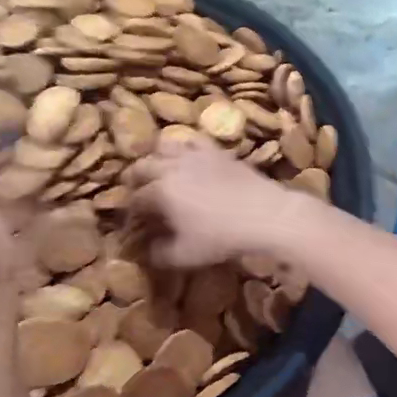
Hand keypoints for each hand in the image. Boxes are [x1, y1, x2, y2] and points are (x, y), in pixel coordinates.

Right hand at [132, 139, 316, 267]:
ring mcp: (193, 154)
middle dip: (135, 182)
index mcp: (159, 192)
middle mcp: (170, 167)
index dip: (131, 213)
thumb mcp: (185, 255)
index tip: (135, 224)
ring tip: (160, 173)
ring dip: (155, 159)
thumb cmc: (221, 237)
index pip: (135, 199)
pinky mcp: (215, 149)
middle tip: (140, 196)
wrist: (265, 214)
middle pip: (141, 167)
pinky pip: (191, 140)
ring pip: (162, 146)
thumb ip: (159, 254)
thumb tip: (147, 251)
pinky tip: (188, 159)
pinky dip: (184, 148)